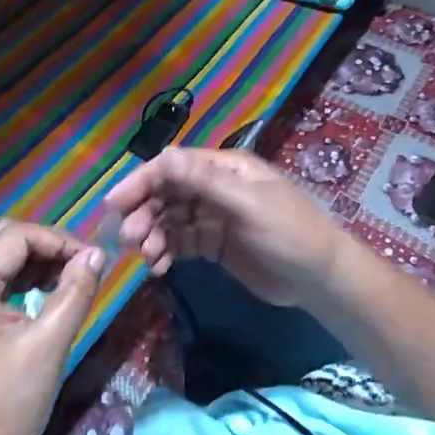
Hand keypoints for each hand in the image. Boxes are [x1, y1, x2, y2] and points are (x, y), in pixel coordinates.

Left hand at [0, 221, 102, 434]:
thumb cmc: (4, 411)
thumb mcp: (47, 347)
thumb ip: (73, 292)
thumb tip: (97, 254)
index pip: (13, 237)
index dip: (58, 240)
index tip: (95, 257)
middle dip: (45, 247)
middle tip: (84, 264)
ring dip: (33, 262)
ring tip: (71, 276)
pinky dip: (17, 281)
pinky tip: (44, 291)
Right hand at [103, 147, 342, 306]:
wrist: (320, 279)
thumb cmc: (290, 233)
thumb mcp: (249, 204)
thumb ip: (205, 182)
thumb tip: (164, 155)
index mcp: (224, 168)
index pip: (173, 167)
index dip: (141, 181)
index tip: (115, 204)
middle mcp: (214, 188)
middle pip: (166, 193)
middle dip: (144, 213)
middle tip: (130, 238)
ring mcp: (212, 217)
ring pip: (169, 220)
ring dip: (152, 235)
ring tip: (148, 257)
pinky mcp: (213, 244)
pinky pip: (179, 243)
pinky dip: (165, 252)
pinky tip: (159, 267)